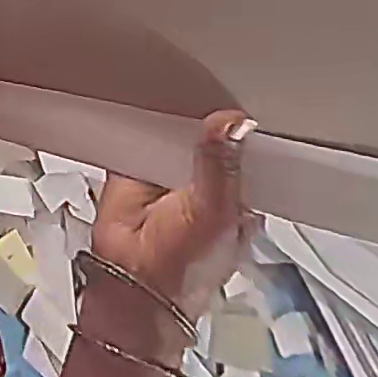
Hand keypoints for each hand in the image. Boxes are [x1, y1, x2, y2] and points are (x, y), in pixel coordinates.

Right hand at [92, 111, 257, 316]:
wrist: (130, 279)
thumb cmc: (184, 267)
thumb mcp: (215, 212)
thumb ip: (223, 166)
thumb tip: (235, 123)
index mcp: (237, 195)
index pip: (247, 150)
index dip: (243, 128)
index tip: (238, 103)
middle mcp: (204, 181)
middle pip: (210, 135)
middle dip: (205, 117)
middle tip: (202, 97)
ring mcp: (170, 172)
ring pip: (174, 131)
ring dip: (170, 118)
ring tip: (172, 100)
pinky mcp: (136, 164)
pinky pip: (138, 134)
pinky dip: (139, 123)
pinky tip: (143, 111)